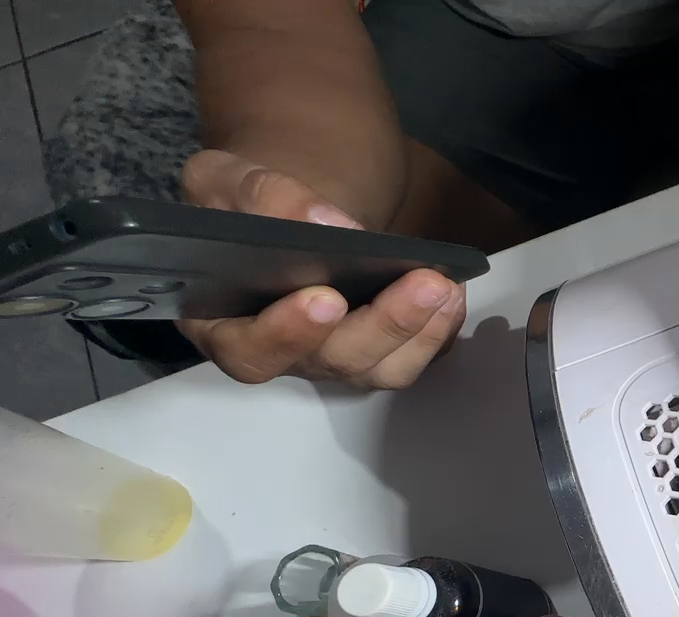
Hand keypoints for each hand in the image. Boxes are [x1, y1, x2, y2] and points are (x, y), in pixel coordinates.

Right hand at [177, 149, 465, 388]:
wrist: (296, 219)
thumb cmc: (250, 209)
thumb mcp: (230, 182)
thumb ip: (262, 197)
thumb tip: (326, 221)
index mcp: (221, 323)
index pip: (251, 349)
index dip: (287, 333)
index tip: (326, 299)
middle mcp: (286, 354)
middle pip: (337, 360)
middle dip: (385, 323)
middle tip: (422, 284)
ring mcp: (339, 361)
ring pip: (386, 368)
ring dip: (423, 329)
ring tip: (445, 285)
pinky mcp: (384, 358)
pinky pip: (419, 358)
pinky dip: (441, 328)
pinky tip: (454, 292)